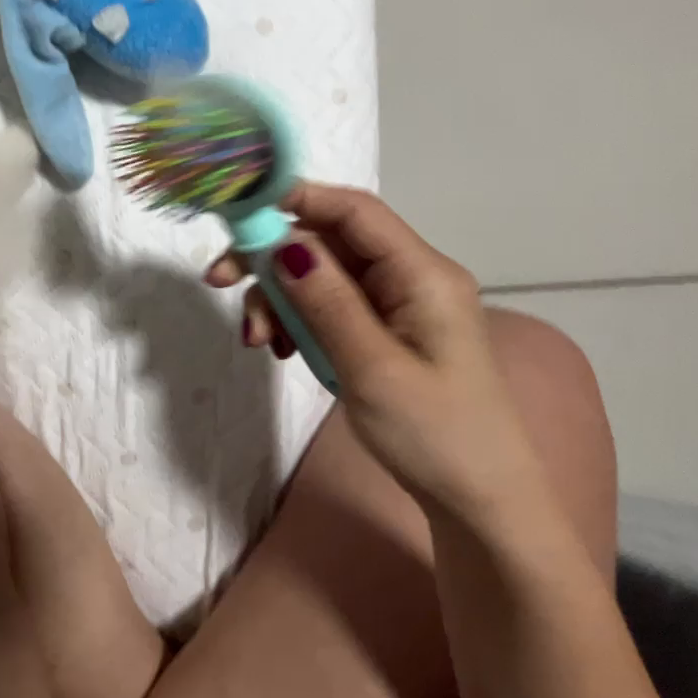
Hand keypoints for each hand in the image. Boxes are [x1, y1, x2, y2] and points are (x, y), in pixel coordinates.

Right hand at [208, 183, 539, 517]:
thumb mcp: (371, 366)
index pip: (354, 211)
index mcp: (422, 276)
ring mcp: (394, 307)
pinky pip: (324, 307)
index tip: (236, 213)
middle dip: (270, 257)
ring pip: (317, 276)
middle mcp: (408, 279)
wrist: (477, 498)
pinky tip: (277, 350)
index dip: (296, 199)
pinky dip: (292, 321)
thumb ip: (326, 301)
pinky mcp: (379, 332)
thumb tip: (284, 244)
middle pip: (326, 242)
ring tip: (256, 341)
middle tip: (220, 283)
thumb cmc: (433, 432)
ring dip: (276, 298)